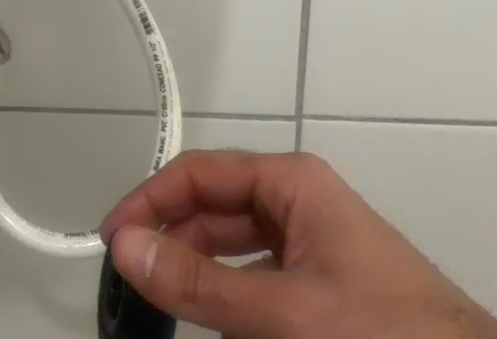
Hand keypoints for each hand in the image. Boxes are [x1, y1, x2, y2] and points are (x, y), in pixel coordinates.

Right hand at [100, 151, 496, 338]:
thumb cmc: (385, 331)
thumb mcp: (285, 310)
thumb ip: (200, 283)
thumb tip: (124, 247)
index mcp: (292, 183)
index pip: (197, 174)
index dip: (148, 202)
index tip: (111, 241)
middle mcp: (299, 204)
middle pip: (212, 210)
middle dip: (170, 240)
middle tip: (129, 279)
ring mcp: (314, 247)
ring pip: (232, 250)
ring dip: (196, 273)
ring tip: (161, 301)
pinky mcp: (325, 288)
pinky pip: (258, 281)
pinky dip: (228, 300)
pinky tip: (214, 324)